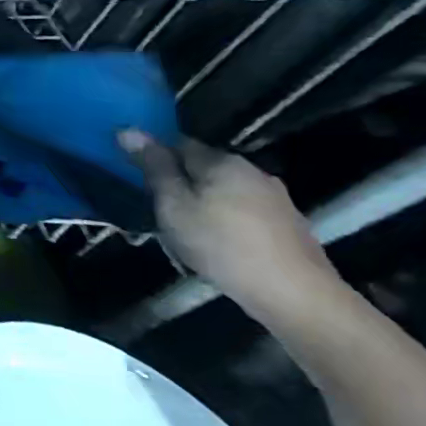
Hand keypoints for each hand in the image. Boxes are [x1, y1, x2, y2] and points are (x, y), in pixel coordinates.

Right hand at [118, 129, 340, 315]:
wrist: (296, 296)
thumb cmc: (222, 244)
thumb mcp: (173, 205)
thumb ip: (153, 167)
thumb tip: (128, 130)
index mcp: (223, 161)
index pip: (178, 143)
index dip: (155, 156)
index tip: (138, 176)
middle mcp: (254, 171)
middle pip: (204, 167)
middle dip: (182, 180)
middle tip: (159, 205)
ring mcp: (277, 199)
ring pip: (226, 190)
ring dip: (206, 200)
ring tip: (188, 226)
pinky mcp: (290, 225)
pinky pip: (245, 209)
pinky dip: (228, 218)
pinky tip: (220, 240)